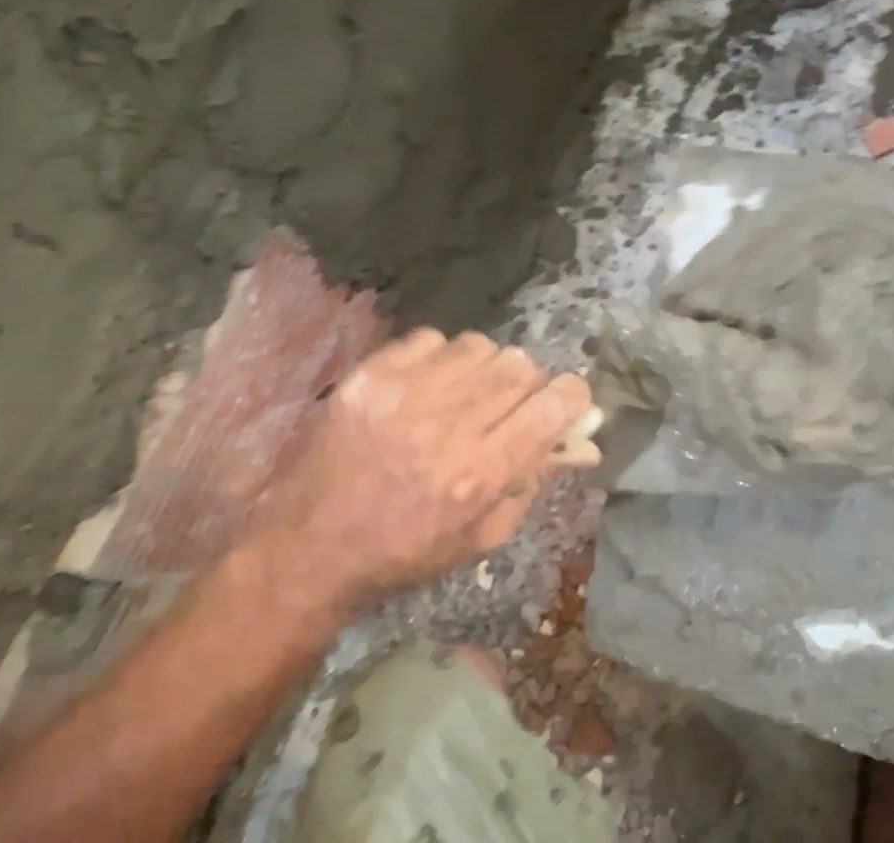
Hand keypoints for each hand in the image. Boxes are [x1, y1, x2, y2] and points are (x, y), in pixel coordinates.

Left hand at [257, 329, 600, 610]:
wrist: (310, 548)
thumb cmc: (405, 553)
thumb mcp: (481, 536)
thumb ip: (535, 482)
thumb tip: (583, 443)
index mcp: (481, 472)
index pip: (553, 404)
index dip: (572, 397)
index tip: (567, 402)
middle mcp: (448, 424)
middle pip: (520, 367)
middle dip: (529, 385)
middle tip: (511, 407)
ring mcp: (405, 393)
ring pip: (480, 346)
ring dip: (486, 368)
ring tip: (468, 393)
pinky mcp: (370, 376)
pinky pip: (431, 339)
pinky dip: (440, 359)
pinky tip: (428, 387)